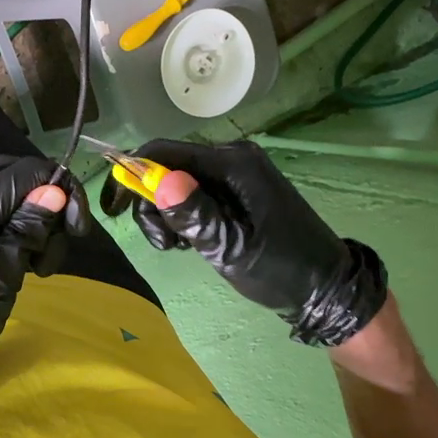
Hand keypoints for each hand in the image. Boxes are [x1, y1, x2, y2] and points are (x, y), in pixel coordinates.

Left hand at [0, 157, 81, 426]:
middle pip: (23, 189)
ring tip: (37, 273)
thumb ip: (24, 233)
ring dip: (39, 235)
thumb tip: (54, 189)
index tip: (77, 232)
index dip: (60, 192)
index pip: (25, 174)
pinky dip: (21, 244)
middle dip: (50, 219)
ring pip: (15, 210)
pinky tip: (25, 271)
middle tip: (48, 266)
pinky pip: (0, 227)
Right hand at [100, 139, 387, 346]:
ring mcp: (236, 173)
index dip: (131, 174)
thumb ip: (193, 213)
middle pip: (168, 165)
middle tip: (161, 244)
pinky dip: (183, 215)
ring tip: (178, 247)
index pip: (164, 151)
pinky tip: (192, 241)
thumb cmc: (279, 268)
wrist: (324, 286)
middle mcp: (232, 158)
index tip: (113, 209)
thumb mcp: (231, 246)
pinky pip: (195, 193)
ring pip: (178, 181)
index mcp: (233, 163)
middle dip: (151, 202)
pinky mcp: (237, 190)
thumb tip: (158, 180)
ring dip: (166, 213)